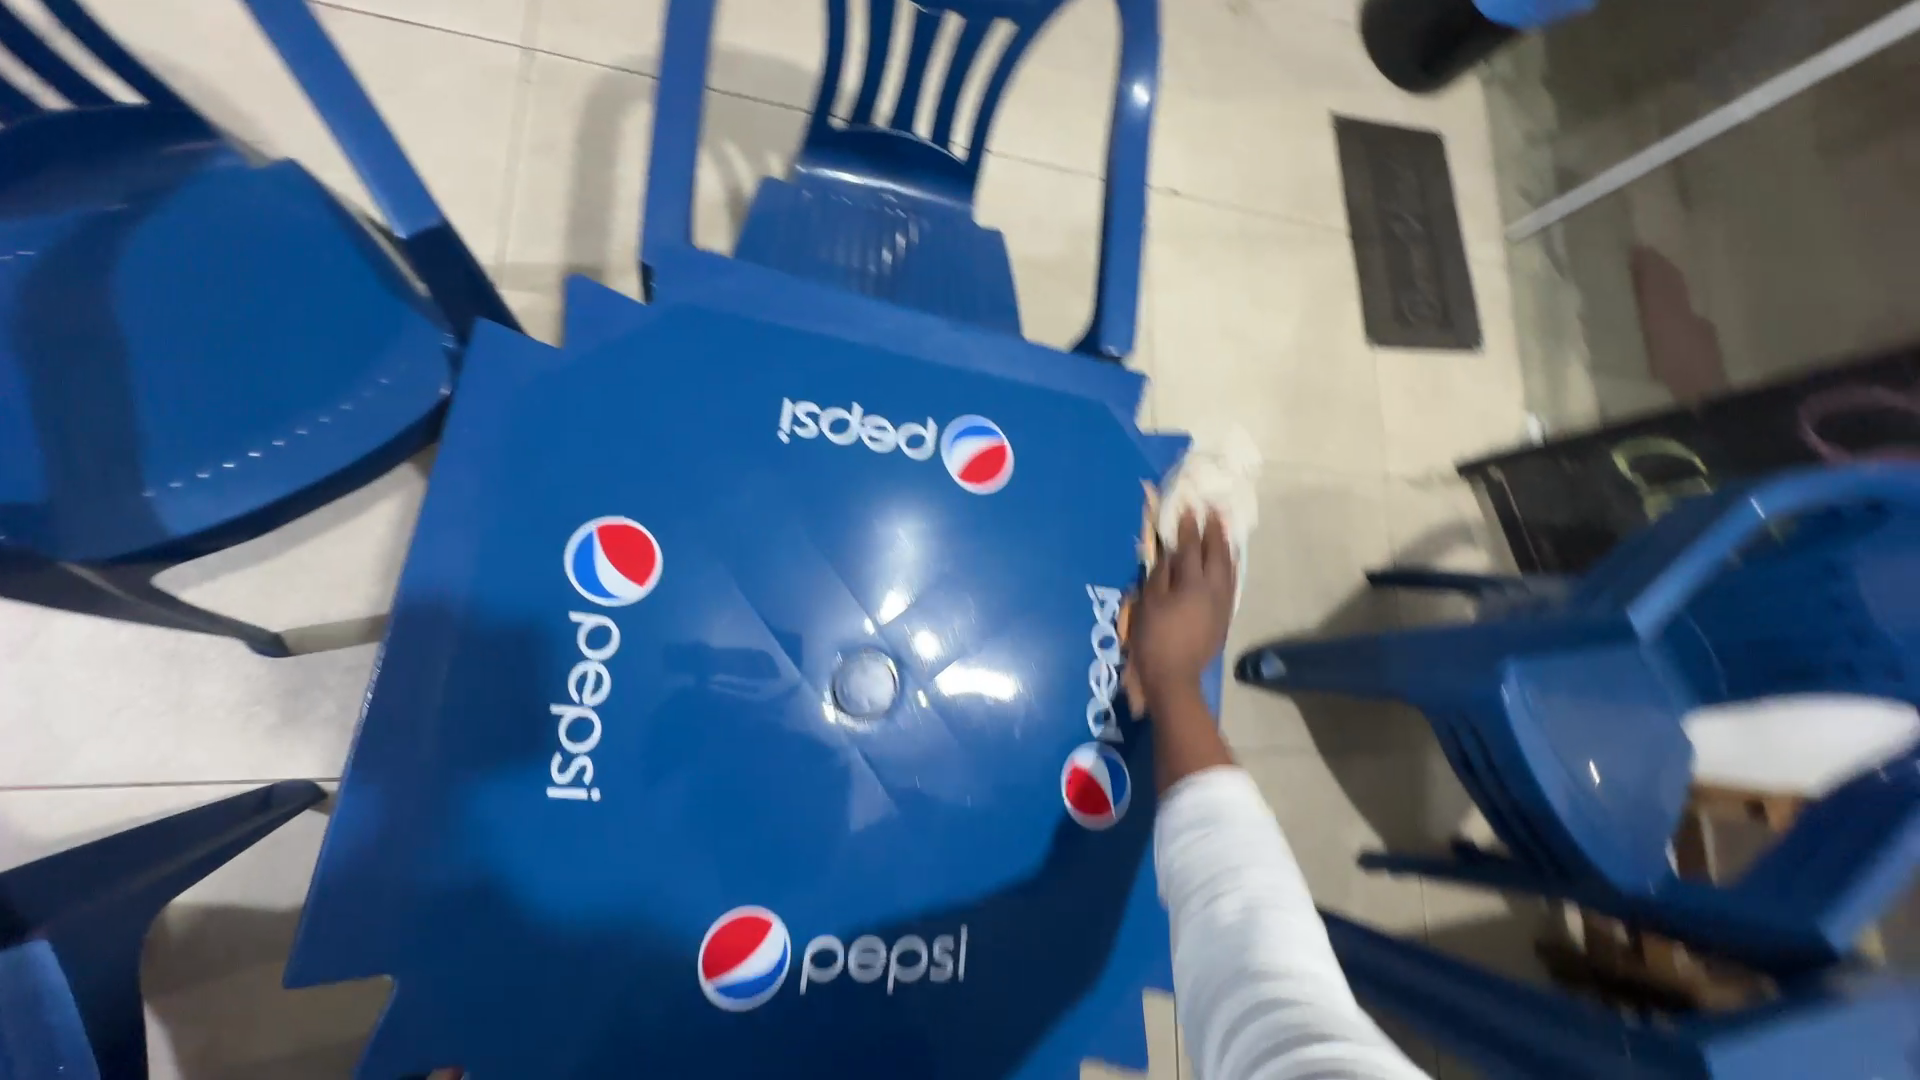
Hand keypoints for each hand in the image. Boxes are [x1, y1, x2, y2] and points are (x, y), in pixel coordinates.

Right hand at [1129, 510, 1235, 709]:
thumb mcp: (1148, 604)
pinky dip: (1229, 567)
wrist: (1174, 677)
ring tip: (1224, 531)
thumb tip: (1168, 553)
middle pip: (1217, 553)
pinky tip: (1227, 563)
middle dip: (1215, 531)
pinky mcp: (1224, 617)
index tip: (1189, 508)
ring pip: (1229, 568)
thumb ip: (1159, 575)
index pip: (1191, 548)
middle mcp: (1213, 589)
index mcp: (1191, 584)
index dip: (1189, 527)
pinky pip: (1231, 583)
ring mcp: (1222, 604)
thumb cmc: (1154, 639)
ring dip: (1226, 547)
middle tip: (1214, 511)